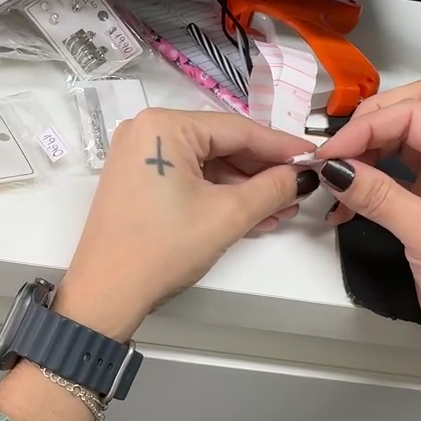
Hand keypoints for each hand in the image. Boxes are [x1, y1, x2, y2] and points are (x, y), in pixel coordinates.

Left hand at [54, 108, 317, 341]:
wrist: (106, 294)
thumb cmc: (163, 248)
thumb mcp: (227, 216)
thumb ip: (272, 189)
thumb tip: (302, 176)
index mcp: (164, 125)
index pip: (238, 129)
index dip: (282, 146)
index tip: (315, 158)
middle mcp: (147, 130)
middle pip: (221, 144)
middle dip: (263, 171)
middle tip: (301, 190)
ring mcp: (138, 156)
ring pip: (206, 164)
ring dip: (244, 188)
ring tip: (282, 209)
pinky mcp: (137, 181)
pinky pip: (188, 178)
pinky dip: (218, 195)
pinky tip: (252, 214)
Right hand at [314, 81, 420, 417]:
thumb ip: (378, 196)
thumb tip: (334, 168)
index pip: (412, 115)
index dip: (365, 128)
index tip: (329, 153)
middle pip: (409, 111)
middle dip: (367, 124)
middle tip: (334, 152)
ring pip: (397, 138)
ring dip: (363, 151)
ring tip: (335, 177)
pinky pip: (391, 171)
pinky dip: (365, 178)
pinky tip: (345, 201)